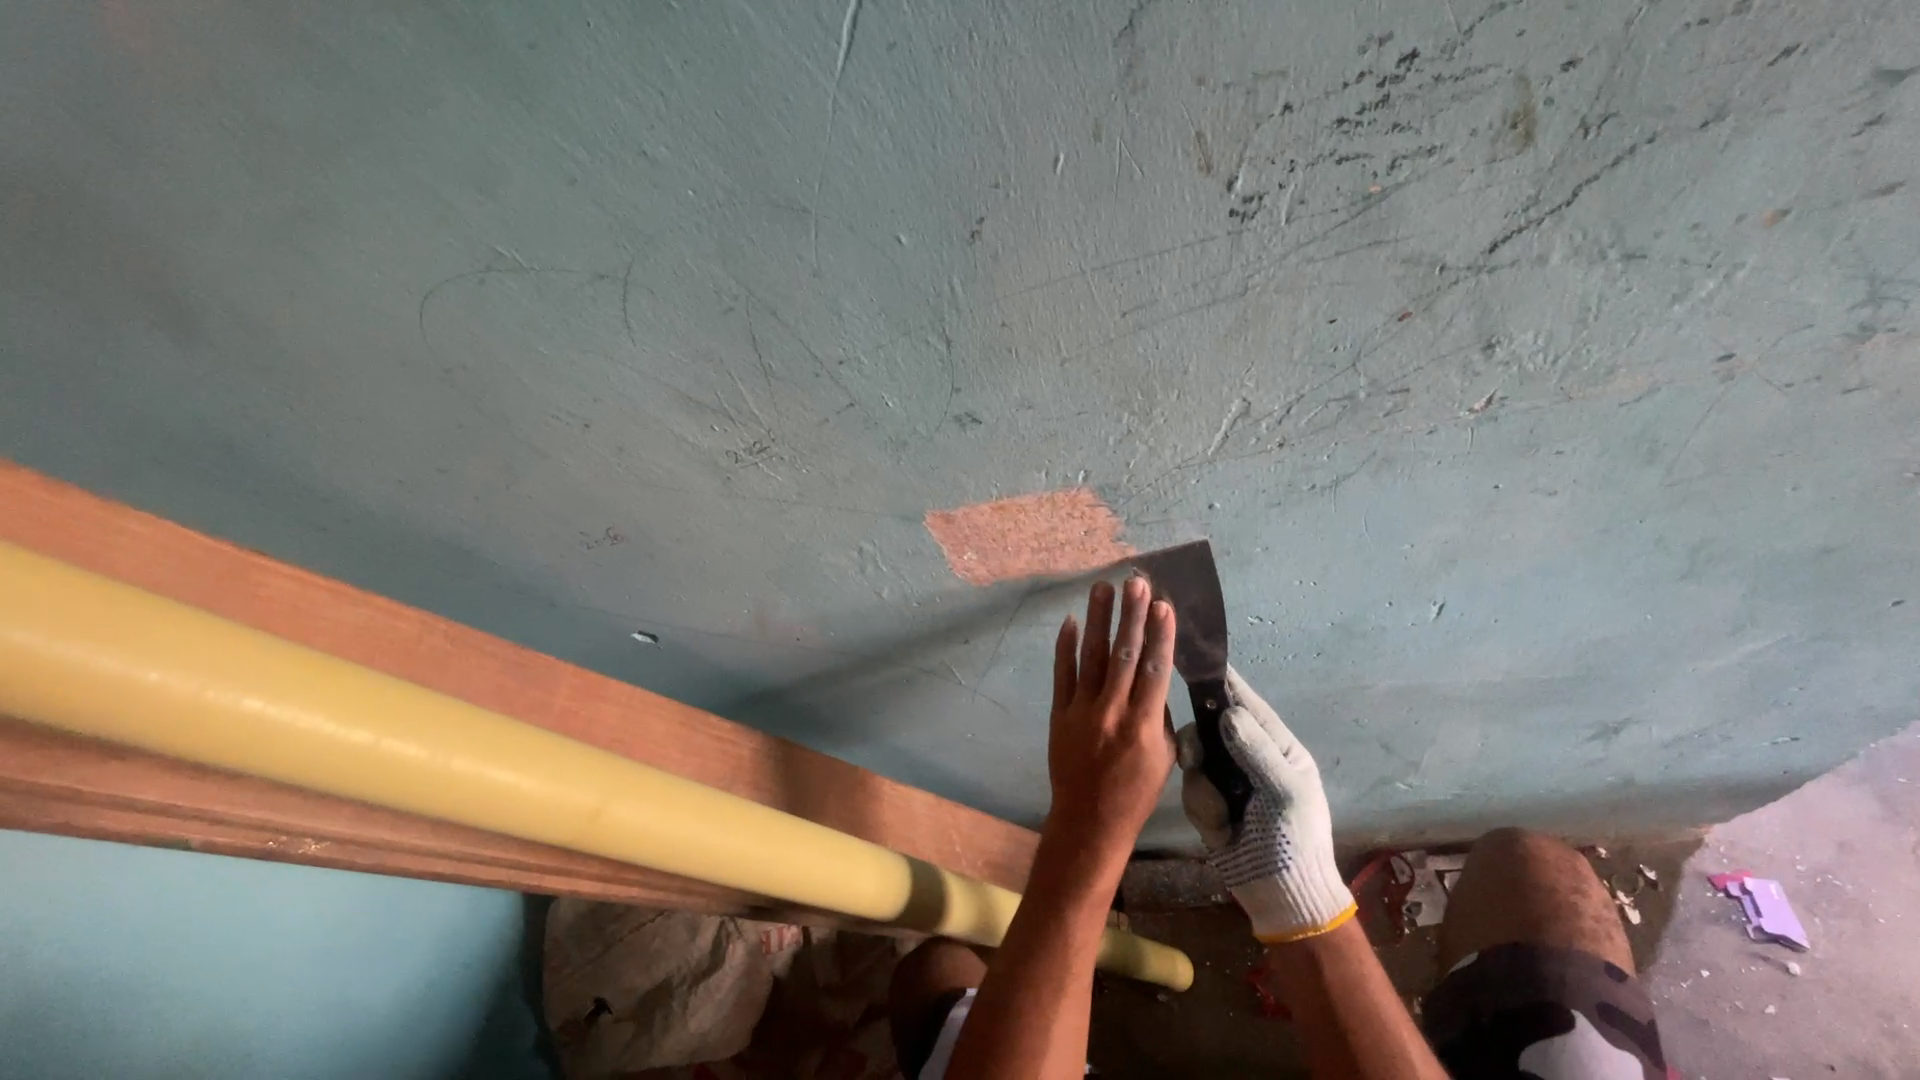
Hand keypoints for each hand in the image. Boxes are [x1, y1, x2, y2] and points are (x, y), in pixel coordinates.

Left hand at [1045, 576, 1177, 849]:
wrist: (1089, 819)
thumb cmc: (1136, 790)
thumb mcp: (1163, 756)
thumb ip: (1159, 714)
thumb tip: (1154, 678)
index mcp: (1144, 725)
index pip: (1155, 670)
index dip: (1159, 635)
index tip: (1163, 605)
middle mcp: (1112, 712)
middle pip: (1124, 655)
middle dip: (1131, 615)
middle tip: (1137, 583)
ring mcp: (1082, 711)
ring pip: (1092, 657)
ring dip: (1099, 620)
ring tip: (1103, 588)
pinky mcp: (1059, 713)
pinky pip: (1062, 674)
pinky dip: (1066, 647)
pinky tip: (1070, 622)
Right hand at [1176, 668, 1355, 942]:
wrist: (1282, 897)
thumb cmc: (1295, 841)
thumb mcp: (1285, 794)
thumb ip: (1257, 751)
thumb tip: (1228, 714)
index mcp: (1277, 747)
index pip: (1246, 704)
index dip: (1223, 683)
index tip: (1196, 662)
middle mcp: (1248, 756)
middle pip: (1209, 726)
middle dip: (1201, 744)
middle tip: (1195, 759)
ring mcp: (1226, 780)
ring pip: (1194, 759)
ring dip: (1204, 788)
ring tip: (1222, 812)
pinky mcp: (1207, 804)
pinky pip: (1191, 790)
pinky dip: (1203, 810)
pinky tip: (1221, 829)